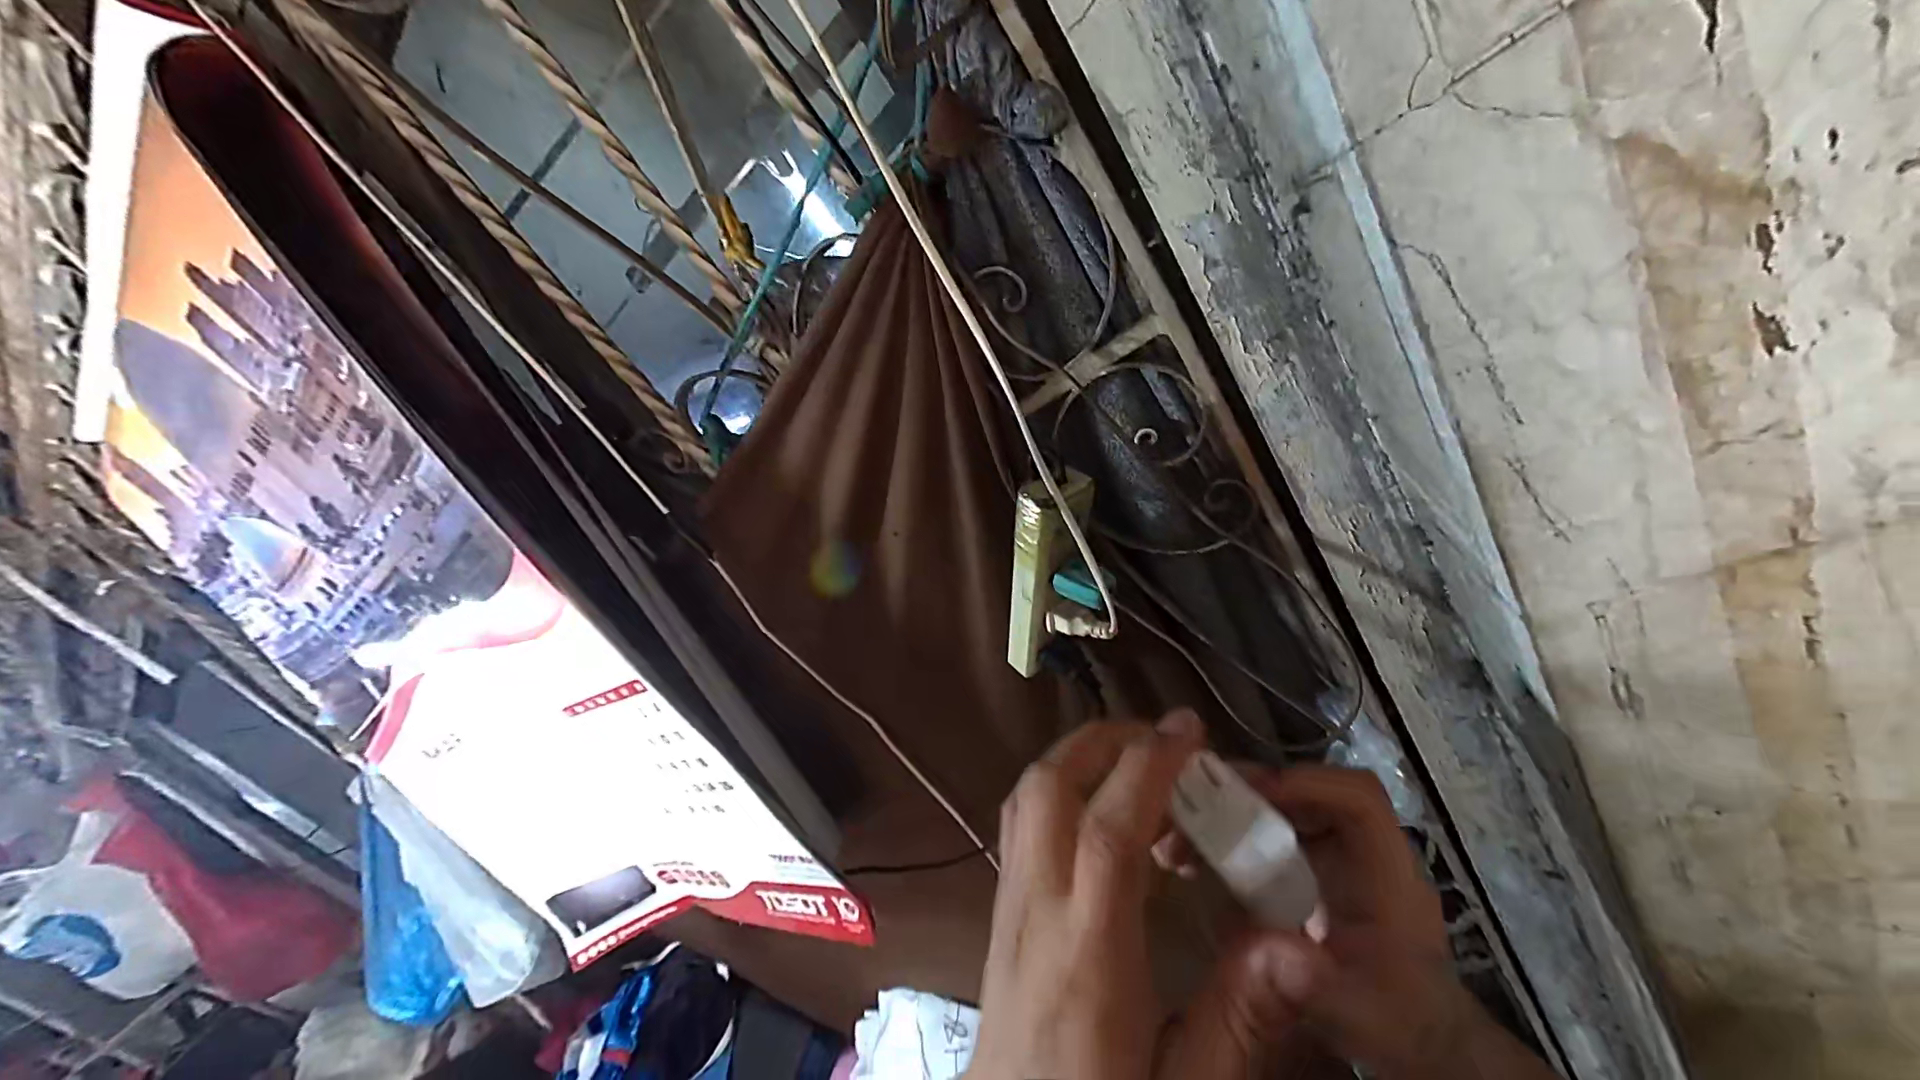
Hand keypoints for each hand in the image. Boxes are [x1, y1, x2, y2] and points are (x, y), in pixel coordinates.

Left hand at [966, 712, 1306, 1079]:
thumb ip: (1241, 1015)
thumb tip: (1303, 946)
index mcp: (1088, 948)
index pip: (1109, 828)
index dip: (1149, 767)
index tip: (1189, 729)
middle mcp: (1037, 905)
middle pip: (1050, 786)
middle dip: (1105, 743)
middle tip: (1165, 740)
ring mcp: (1010, 900)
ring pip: (1027, 796)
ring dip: (1077, 758)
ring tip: (1138, 762)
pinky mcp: (1001, 907)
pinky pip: (1019, 821)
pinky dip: (1058, 788)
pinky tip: (1099, 809)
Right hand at [1158, 765, 1556, 1079]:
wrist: (1413, 1044)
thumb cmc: (1397, 1023)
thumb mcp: (1363, 1015)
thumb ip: (1318, 985)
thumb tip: (1264, 947)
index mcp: (1385, 871)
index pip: (1355, 798)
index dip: (1304, 783)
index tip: (1245, 796)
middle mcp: (1358, 851)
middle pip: (1302, 793)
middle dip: (1242, 794)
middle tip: (1188, 809)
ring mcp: (1329, 860)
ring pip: (1275, 811)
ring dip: (1224, 815)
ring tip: (1176, 840)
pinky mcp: (1303, 874)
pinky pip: (1260, 838)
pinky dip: (1224, 840)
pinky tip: (1188, 864)